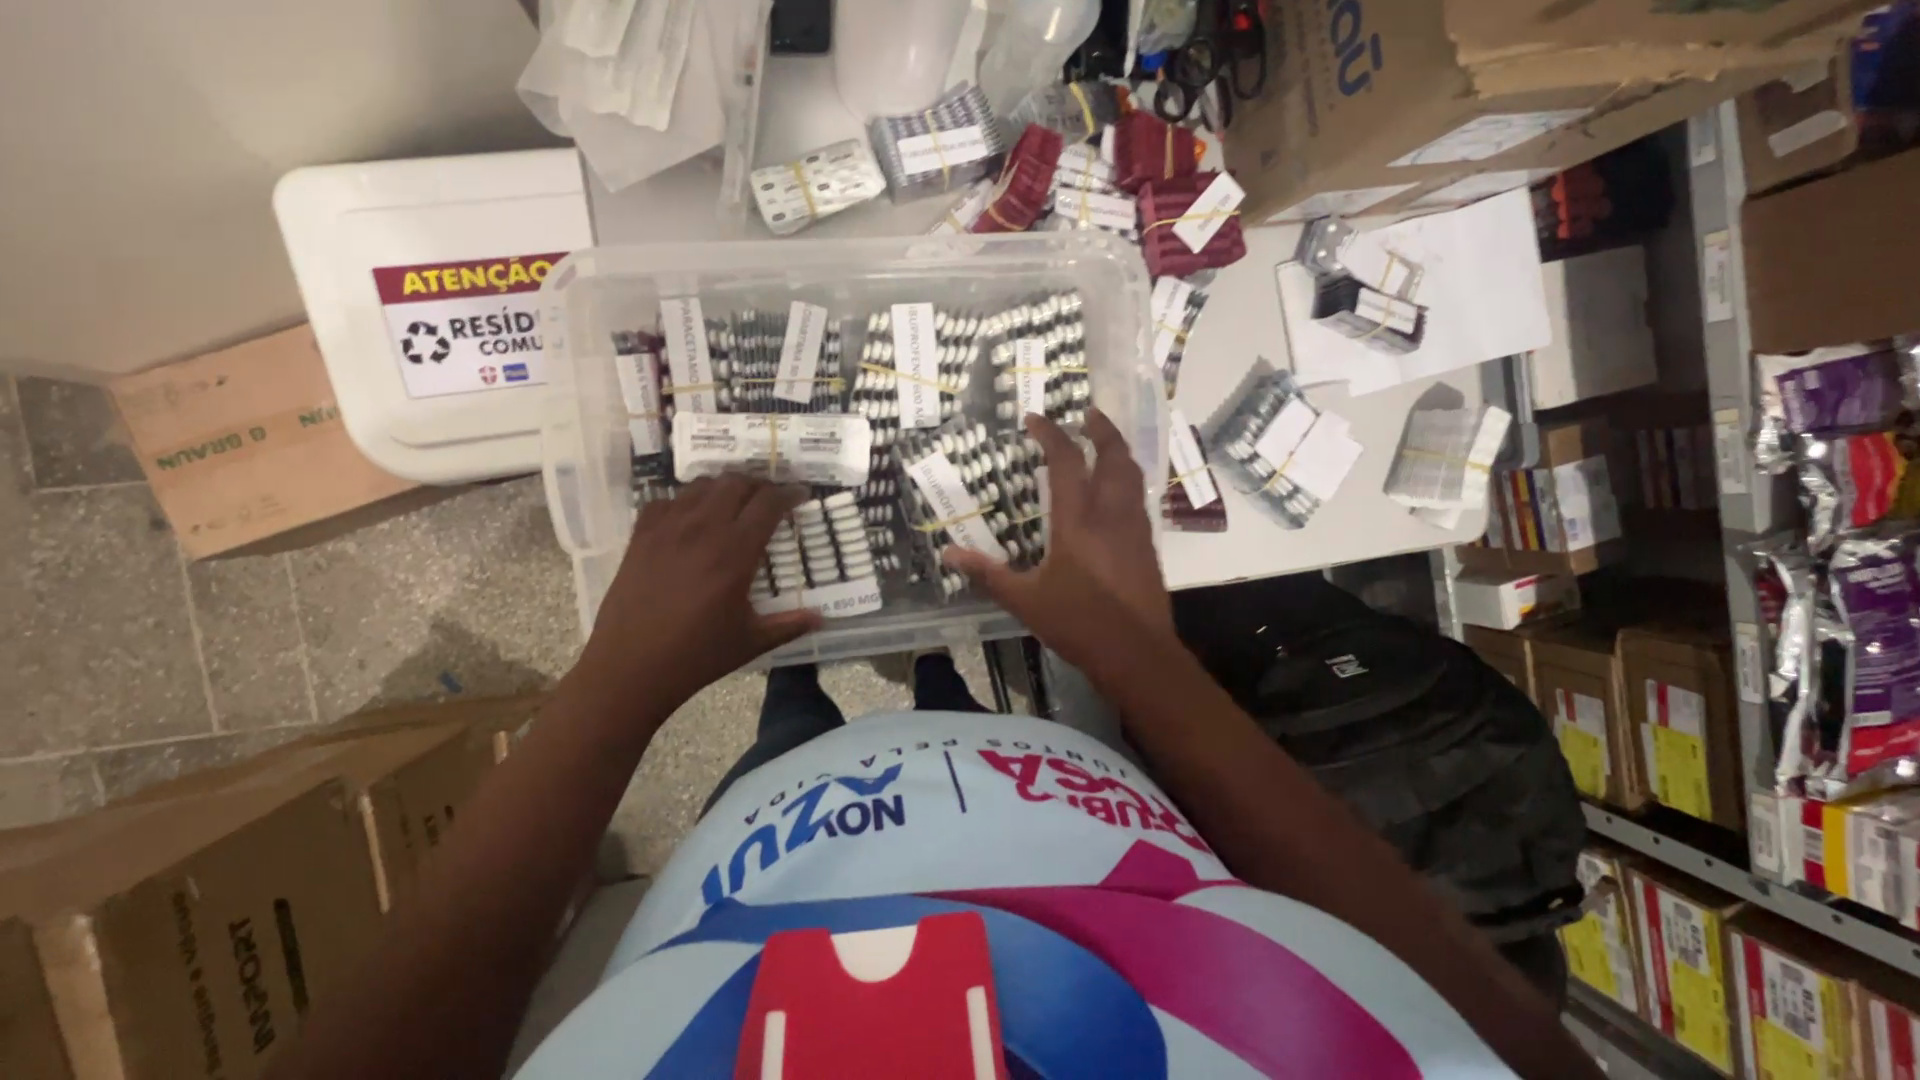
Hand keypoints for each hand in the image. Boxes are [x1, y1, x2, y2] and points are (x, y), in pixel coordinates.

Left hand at [577, 476, 822, 706]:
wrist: (630, 667)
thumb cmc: (696, 656)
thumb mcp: (751, 642)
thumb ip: (789, 625)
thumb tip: (821, 618)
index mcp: (735, 552)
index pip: (768, 504)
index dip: (789, 494)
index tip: (800, 495)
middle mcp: (702, 530)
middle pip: (735, 483)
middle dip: (758, 485)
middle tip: (769, 499)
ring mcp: (667, 529)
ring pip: (701, 486)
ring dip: (723, 488)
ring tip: (732, 503)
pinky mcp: (641, 537)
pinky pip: (666, 501)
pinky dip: (684, 501)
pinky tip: (690, 518)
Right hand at [943, 410, 1173, 668]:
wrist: (1136, 653)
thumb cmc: (1078, 624)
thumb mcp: (1025, 601)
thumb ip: (988, 574)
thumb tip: (949, 554)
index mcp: (1077, 522)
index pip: (1066, 462)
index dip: (1051, 435)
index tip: (1035, 419)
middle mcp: (1110, 515)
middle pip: (1113, 456)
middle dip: (1101, 430)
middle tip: (1087, 414)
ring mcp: (1134, 529)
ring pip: (1132, 475)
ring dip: (1118, 452)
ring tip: (1104, 442)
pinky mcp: (1147, 546)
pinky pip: (1138, 499)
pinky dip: (1126, 481)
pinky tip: (1117, 493)